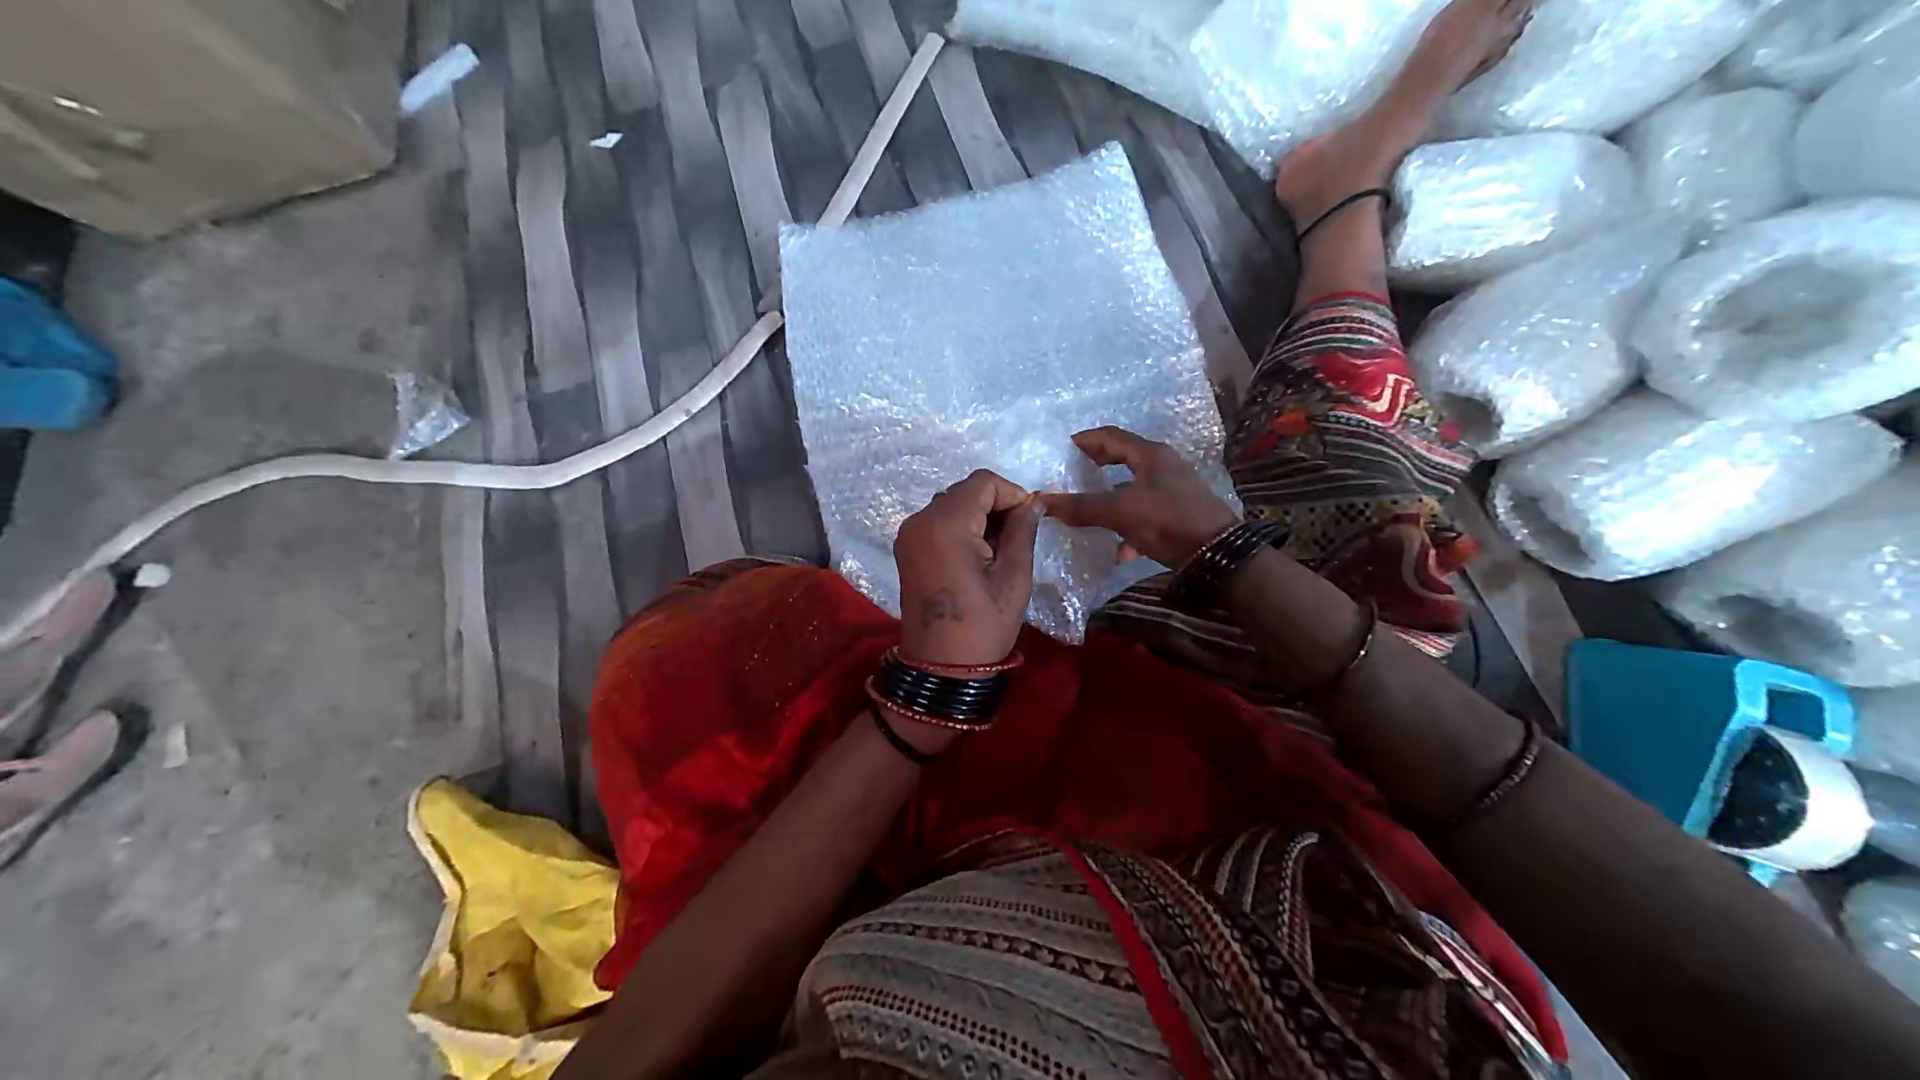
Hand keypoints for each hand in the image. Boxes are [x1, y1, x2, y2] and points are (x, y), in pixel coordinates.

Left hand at [894, 469, 1042, 666]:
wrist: (942, 667)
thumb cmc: (983, 624)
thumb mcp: (1013, 576)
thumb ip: (1022, 530)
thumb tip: (1033, 502)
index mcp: (945, 524)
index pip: (983, 482)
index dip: (1012, 493)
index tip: (1030, 519)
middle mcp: (919, 521)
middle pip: (964, 491)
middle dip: (995, 505)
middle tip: (1018, 536)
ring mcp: (908, 534)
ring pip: (951, 504)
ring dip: (978, 516)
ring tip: (999, 549)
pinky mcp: (906, 549)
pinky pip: (937, 522)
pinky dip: (961, 527)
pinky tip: (978, 554)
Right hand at [1044, 426, 1237, 566]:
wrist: (1216, 552)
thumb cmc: (1167, 520)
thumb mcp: (1120, 511)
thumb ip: (1082, 506)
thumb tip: (1043, 501)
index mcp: (1151, 455)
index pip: (1112, 436)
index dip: (1087, 439)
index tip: (1065, 446)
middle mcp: (1164, 466)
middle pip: (1125, 458)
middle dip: (1099, 464)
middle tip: (1074, 470)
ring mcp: (1174, 490)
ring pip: (1134, 487)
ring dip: (1111, 497)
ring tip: (1091, 508)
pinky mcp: (1179, 513)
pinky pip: (1146, 513)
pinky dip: (1128, 525)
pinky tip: (1119, 549)